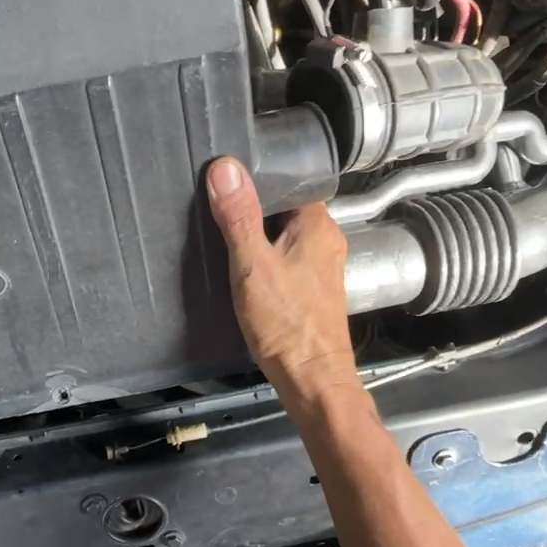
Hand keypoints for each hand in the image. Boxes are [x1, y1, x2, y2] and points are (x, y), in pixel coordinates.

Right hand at [204, 157, 363, 418]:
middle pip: (287, 209)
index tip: (230, 178)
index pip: (292, 181)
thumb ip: (238, 216)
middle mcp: (327, 241)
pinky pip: (287, 260)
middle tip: (219, 207)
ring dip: (260, 236)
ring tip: (226, 237)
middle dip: (255, 208)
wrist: (311, 379)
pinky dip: (267, 259)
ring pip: (286, 236)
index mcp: (318, 225)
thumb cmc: (287, 325)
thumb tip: (225, 168)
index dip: (261, 177)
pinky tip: (245, 270)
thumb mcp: (252, 265)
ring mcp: (322, 268)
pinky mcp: (312, 290)